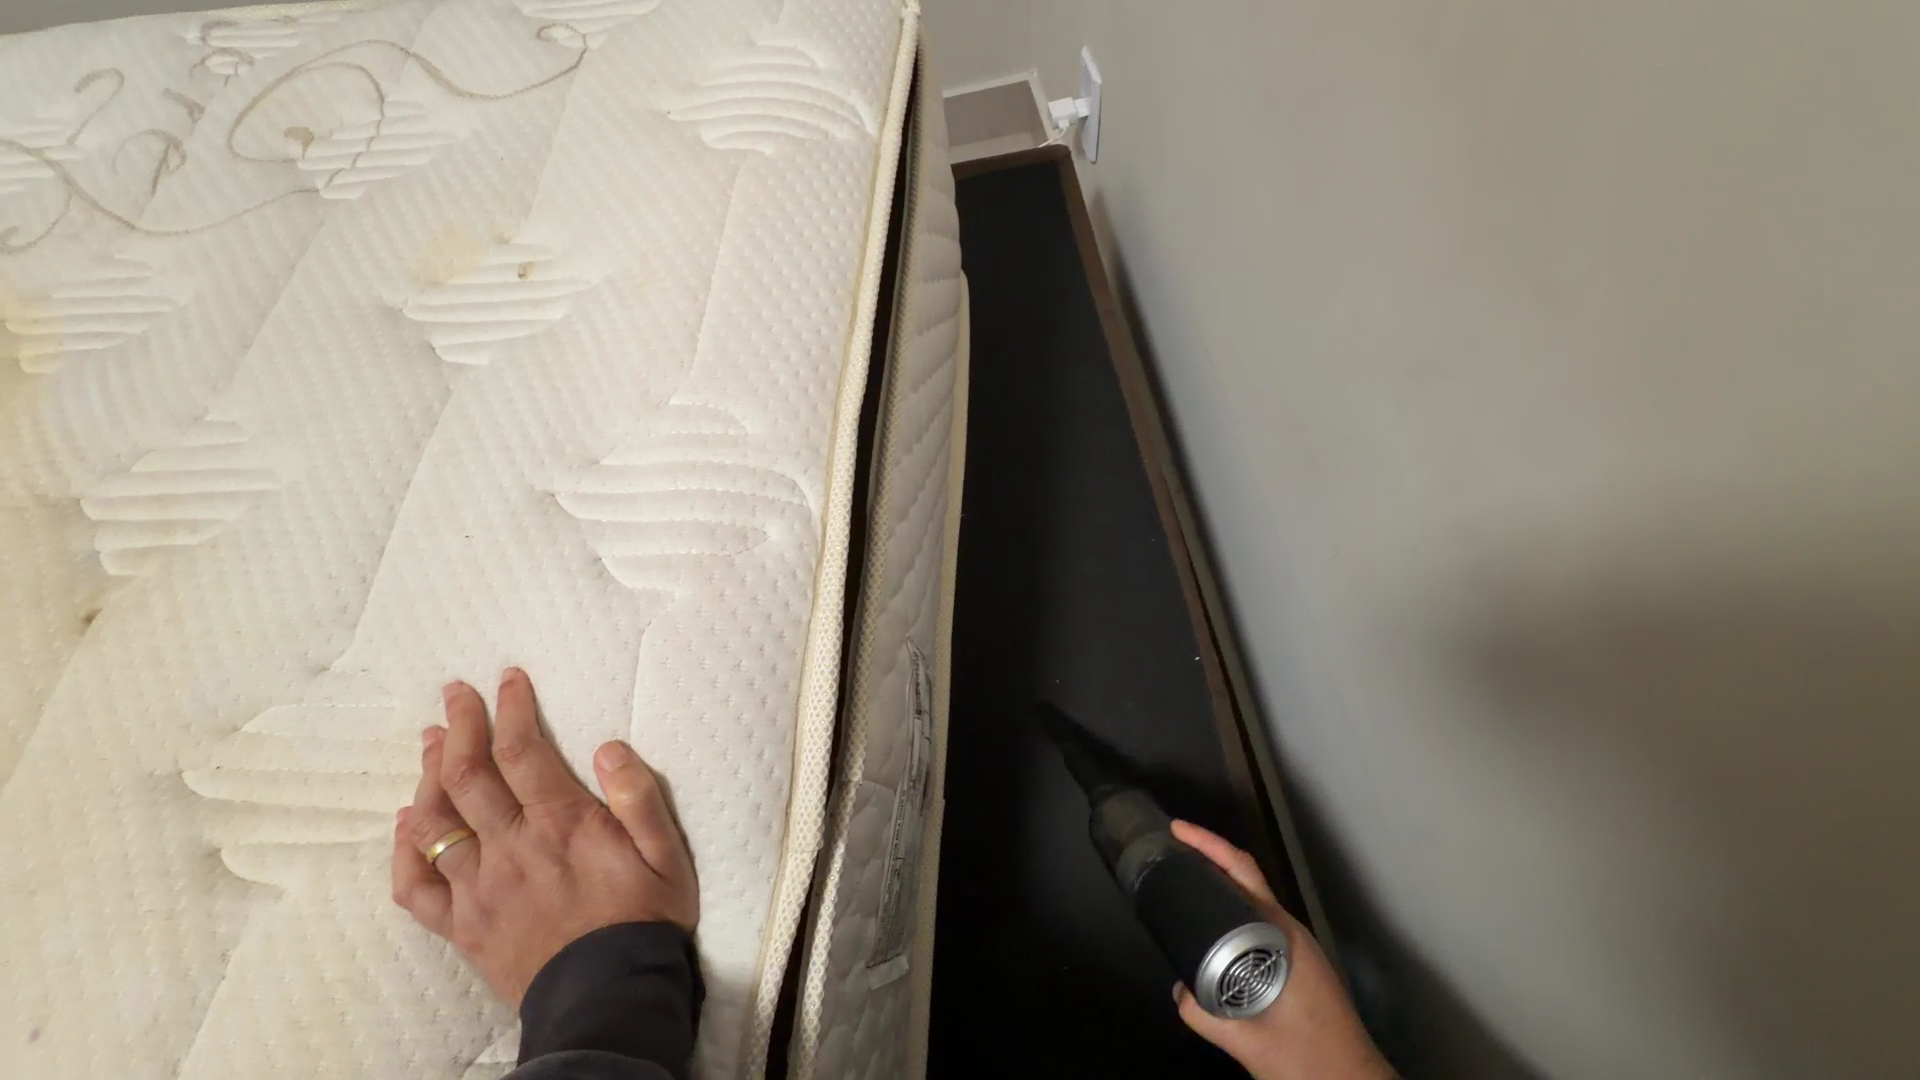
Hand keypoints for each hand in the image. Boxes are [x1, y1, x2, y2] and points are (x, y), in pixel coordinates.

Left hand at [391, 668, 698, 1005]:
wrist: (611, 995)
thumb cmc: (646, 915)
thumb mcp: (666, 851)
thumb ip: (638, 796)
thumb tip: (608, 746)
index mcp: (561, 825)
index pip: (524, 753)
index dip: (510, 710)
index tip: (506, 678)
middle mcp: (511, 848)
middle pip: (469, 777)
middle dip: (459, 727)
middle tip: (453, 695)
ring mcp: (479, 889)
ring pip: (436, 822)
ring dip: (428, 775)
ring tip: (429, 742)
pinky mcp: (463, 926)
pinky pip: (416, 888)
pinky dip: (405, 850)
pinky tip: (406, 824)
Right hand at [1171, 821, 1394, 1079]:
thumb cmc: (1309, 1059)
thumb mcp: (1247, 1041)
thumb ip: (1203, 1014)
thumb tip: (1178, 988)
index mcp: (1281, 934)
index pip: (1241, 872)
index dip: (1208, 845)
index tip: (1177, 830)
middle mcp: (1290, 931)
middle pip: (1245, 877)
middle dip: (1209, 854)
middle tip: (1171, 847)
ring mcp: (1295, 946)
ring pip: (1251, 899)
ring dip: (1220, 882)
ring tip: (1183, 879)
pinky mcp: (1295, 963)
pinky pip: (1255, 921)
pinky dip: (1229, 910)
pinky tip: (1209, 928)